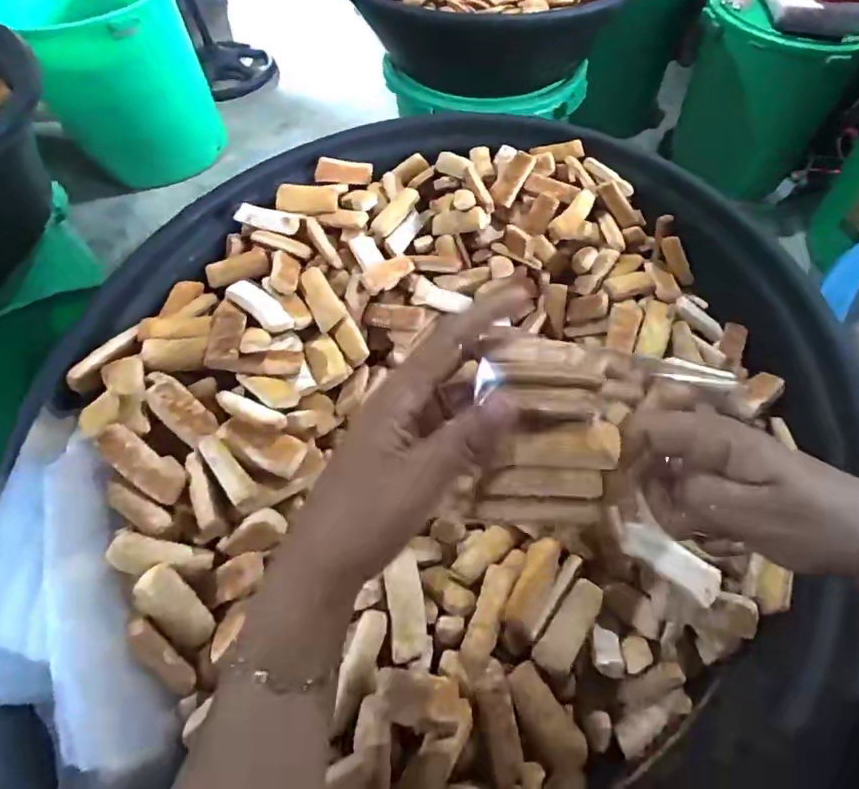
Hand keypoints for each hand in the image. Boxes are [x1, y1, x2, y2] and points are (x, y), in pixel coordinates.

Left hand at [273, 290, 524, 595]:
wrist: (321, 566)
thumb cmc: (367, 516)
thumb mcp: (425, 476)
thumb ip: (469, 436)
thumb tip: (514, 397)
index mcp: (400, 393)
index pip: (451, 338)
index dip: (488, 312)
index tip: (524, 292)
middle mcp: (401, 399)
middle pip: (453, 357)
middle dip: (493, 344)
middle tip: (537, 340)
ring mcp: (402, 425)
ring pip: (454, 392)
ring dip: (489, 386)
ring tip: (531, 384)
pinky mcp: (405, 450)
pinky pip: (448, 423)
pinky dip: (477, 422)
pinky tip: (502, 433)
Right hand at [627, 410, 858, 575]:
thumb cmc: (815, 523)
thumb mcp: (756, 518)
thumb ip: (701, 499)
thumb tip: (656, 485)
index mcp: (720, 437)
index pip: (652, 425)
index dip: (622, 446)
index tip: (603, 481)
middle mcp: (716, 439)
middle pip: (655, 443)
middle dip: (639, 475)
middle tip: (644, 515)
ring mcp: (724, 460)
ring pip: (669, 467)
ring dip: (660, 495)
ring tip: (674, 527)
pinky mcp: (732, 481)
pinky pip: (689, 486)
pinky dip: (681, 505)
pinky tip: (694, 530)